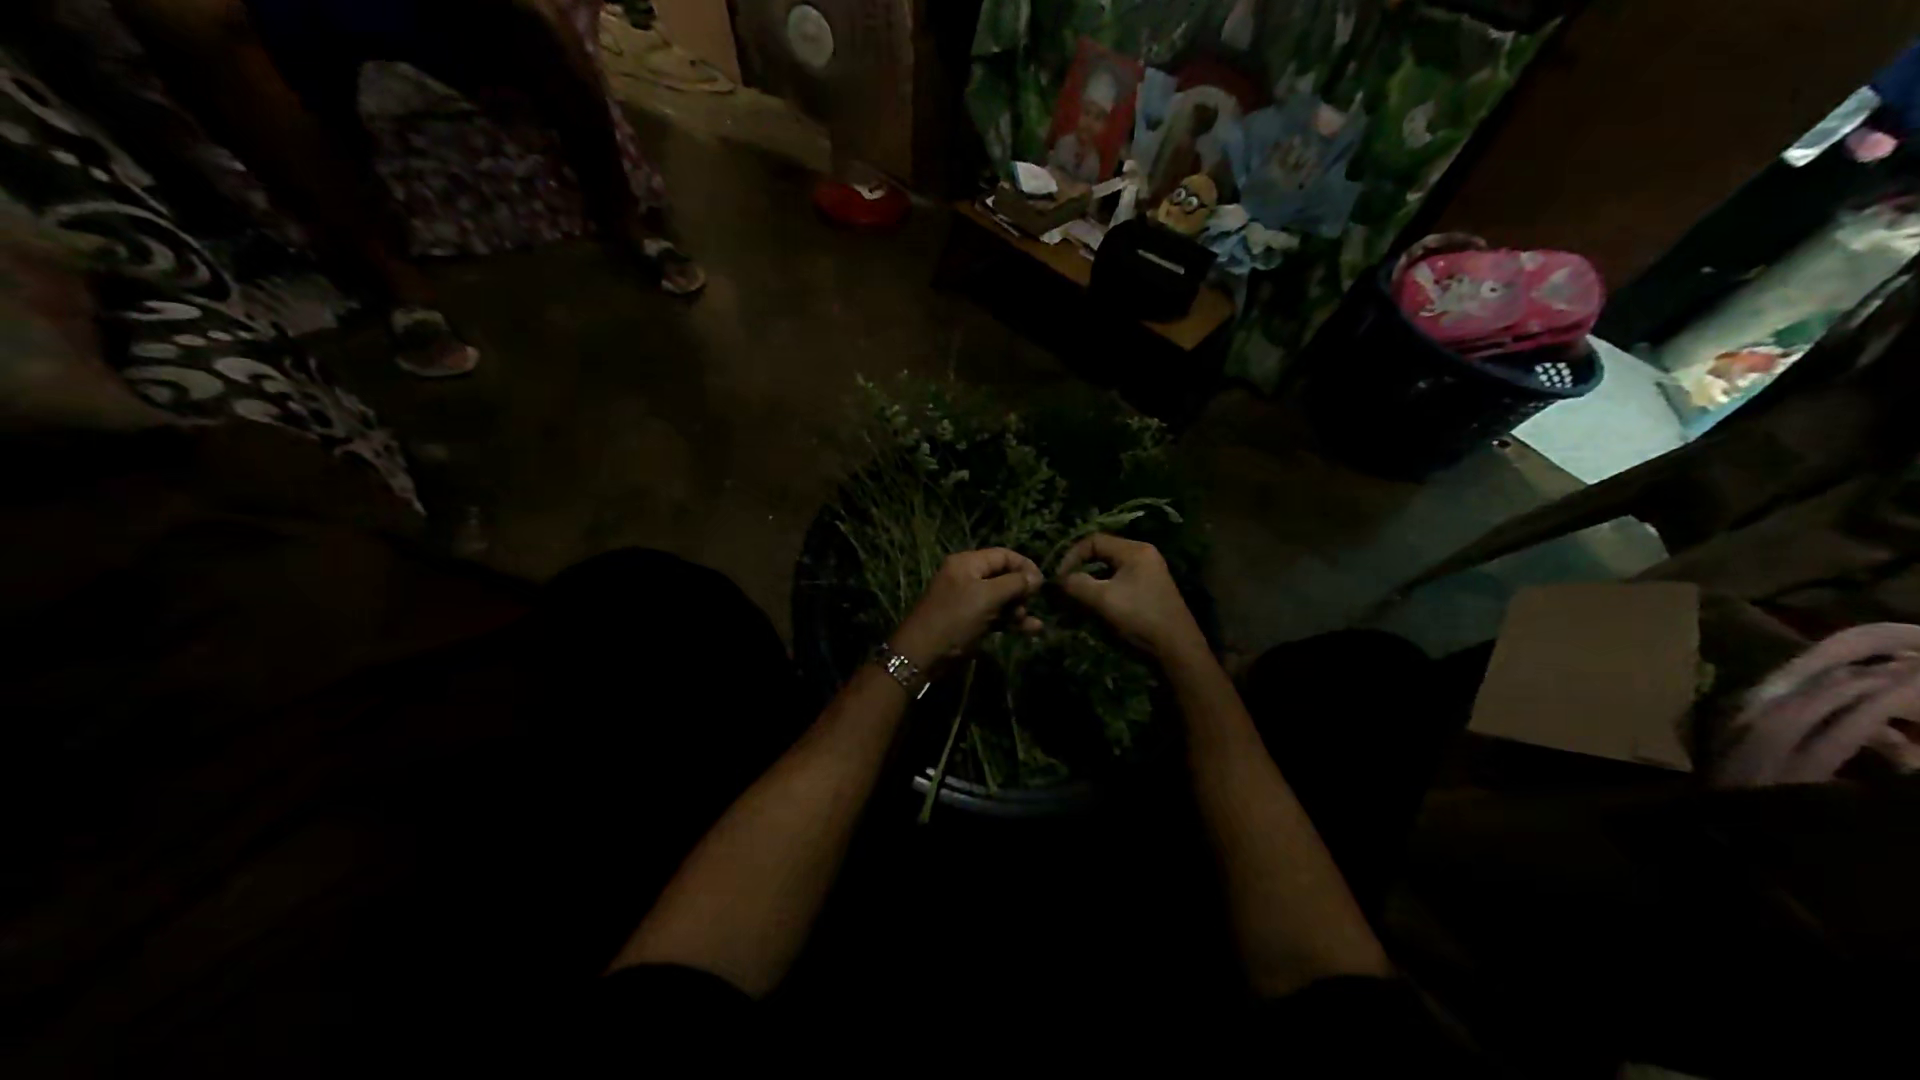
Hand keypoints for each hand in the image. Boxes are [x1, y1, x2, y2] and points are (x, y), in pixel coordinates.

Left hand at [891, 548, 1044, 667]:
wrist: (922, 656)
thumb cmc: (954, 620)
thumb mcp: (986, 597)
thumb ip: (1014, 583)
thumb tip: (1036, 577)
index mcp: (967, 563)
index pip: (1003, 555)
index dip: (1025, 566)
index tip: (1042, 584)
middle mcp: (968, 577)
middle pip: (1004, 576)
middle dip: (1021, 590)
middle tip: (1030, 605)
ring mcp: (969, 600)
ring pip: (1002, 598)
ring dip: (1019, 608)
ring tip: (1029, 623)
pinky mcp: (971, 621)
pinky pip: (997, 615)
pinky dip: (1012, 621)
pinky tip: (1032, 629)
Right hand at [1057, 534, 1206, 661]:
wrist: (1177, 647)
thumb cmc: (1140, 617)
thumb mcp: (1103, 599)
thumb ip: (1077, 584)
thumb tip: (1059, 579)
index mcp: (1134, 550)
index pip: (1093, 540)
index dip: (1072, 556)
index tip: (1060, 577)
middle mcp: (1143, 554)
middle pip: (1102, 552)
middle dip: (1080, 567)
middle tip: (1065, 585)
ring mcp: (1149, 571)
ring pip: (1109, 567)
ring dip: (1091, 579)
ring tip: (1077, 595)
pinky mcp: (1149, 588)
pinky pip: (1119, 579)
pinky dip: (1103, 587)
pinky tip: (1095, 602)